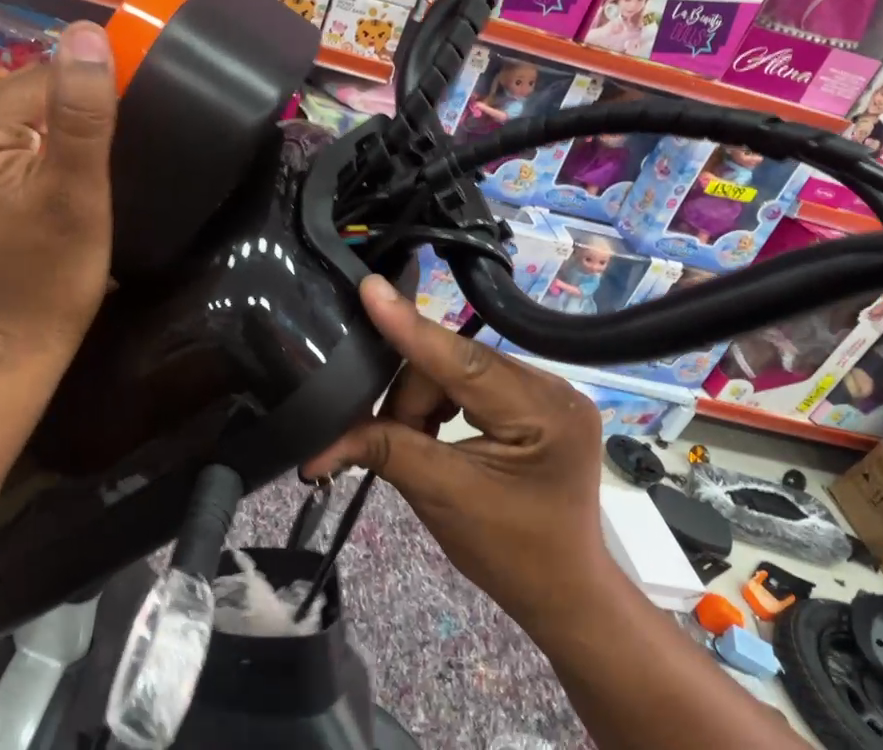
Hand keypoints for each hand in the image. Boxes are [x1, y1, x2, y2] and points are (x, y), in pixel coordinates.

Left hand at [0, 22, 117, 373]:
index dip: (94, 97)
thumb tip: (88, 33)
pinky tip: (66, 189)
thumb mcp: (77, 192)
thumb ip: (83, 112)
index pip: (45, 77)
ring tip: (94, 179)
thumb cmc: (48, 278)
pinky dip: (45, 159)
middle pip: (32, 97)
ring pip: (26, 123)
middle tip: (116, 163)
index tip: (130, 129)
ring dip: (64, 140)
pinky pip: (14, 150)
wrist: (9, 352)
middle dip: (77, 120)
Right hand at [303, 276, 608, 626]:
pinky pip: (474, 384)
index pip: (462, 360)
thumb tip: (318, 442)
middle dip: (412, 400)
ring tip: (415, 443)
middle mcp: (552, 389)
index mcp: (543, 412)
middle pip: (455, 365)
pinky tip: (433, 433)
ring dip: (424, 403)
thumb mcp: (443, 498)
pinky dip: (442, 405)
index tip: (370, 290)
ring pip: (459, 371)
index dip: (410, 327)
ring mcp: (548, 394)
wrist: (564, 593)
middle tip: (390, 439)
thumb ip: (385, 451)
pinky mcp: (537, 404)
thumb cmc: (512, 554)